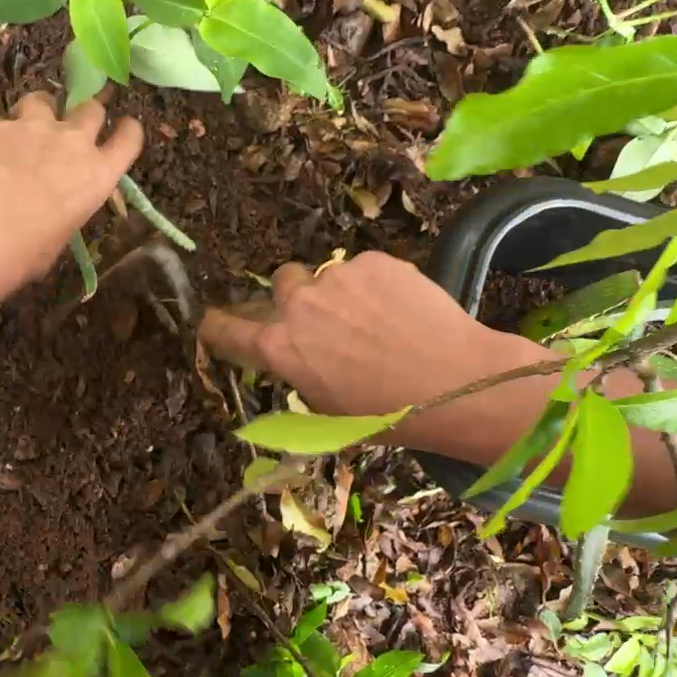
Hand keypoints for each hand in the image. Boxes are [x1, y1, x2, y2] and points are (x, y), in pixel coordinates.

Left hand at [0, 91, 143, 282]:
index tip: (123, 129)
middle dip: (84, 114)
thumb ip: (67, 207)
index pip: (129, 139)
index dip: (127, 131)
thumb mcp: (63, 233)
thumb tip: (54, 206)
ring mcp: (33, 128)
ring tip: (25, 128)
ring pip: (43, 99)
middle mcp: (72, 142)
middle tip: (69, 128)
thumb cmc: (27, 251)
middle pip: (91, 108)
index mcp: (97, 175)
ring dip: (38, 110)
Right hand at [199, 252, 548, 423]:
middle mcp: (299, 306)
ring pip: (323, 275)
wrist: (460, 382)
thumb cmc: (389, 415)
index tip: (215, 323)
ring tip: (372, 319)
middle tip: (326, 324)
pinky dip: (372, 285)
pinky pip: (361, 269)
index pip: (225, 328)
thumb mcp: (326, 415)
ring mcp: (337, 278)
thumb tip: (285, 364)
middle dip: (295, 300)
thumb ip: (295, 380)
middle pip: (280, 286)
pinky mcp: (375, 261)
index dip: (217, 326)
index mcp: (280, 348)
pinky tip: (398, 310)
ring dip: (336, 293)